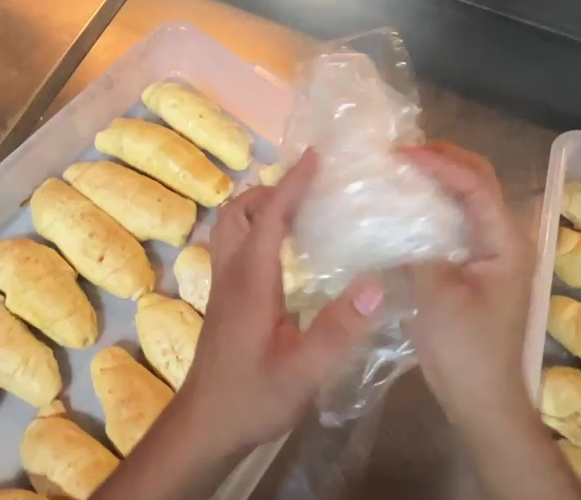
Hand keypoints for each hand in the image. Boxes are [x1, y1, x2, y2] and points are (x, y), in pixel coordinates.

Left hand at [95, 151, 380, 499]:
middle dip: (273, 189)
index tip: (315, 156)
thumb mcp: (303, 372)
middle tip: (311, 185)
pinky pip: (233, 240)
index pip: (270, 216)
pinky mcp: (223, 294)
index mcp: (251, 278)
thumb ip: (337, 329)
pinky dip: (255, 225)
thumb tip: (375, 284)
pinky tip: (282, 246)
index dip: (292, 184)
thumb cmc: (253, 396)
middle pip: (241, 209)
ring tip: (298, 207)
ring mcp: (222, 281)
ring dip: (260, 205)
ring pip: (231, 223)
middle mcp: (231, 269)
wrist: (206, 423)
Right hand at [398, 143, 535, 421]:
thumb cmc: (463, 349)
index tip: (399, 154)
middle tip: (399, 152)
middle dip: (442, 158)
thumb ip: (416, 245)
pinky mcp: (476, 264)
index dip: (438, 162)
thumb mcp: (435, 294)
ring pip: (468, 195)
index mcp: (506, 243)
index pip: (475, 184)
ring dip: (438, 176)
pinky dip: (433, 200)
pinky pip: (457, 216)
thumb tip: (389, 209)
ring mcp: (493, 251)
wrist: (483, 401)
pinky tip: (405, 202)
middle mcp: (506, 239)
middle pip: (479, 179)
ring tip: (400, 167)